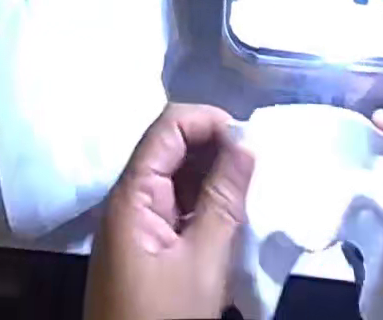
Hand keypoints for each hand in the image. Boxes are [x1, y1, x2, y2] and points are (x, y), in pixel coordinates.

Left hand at [85, 104, 254, 319]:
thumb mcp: (203, 261)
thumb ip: (224, 195)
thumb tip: (247, 141)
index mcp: (132, 196)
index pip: (170, 126)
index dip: (209, 122)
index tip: (247, 142)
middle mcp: (129, 200)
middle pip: (172, 143)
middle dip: (215, 145)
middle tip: (253, 166)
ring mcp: (136, 223)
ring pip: (177, 172)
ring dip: (214, 172)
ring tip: (247, 187)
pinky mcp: (146, 245)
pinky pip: (178, 201)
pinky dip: (205, 197)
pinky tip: (231, 211)